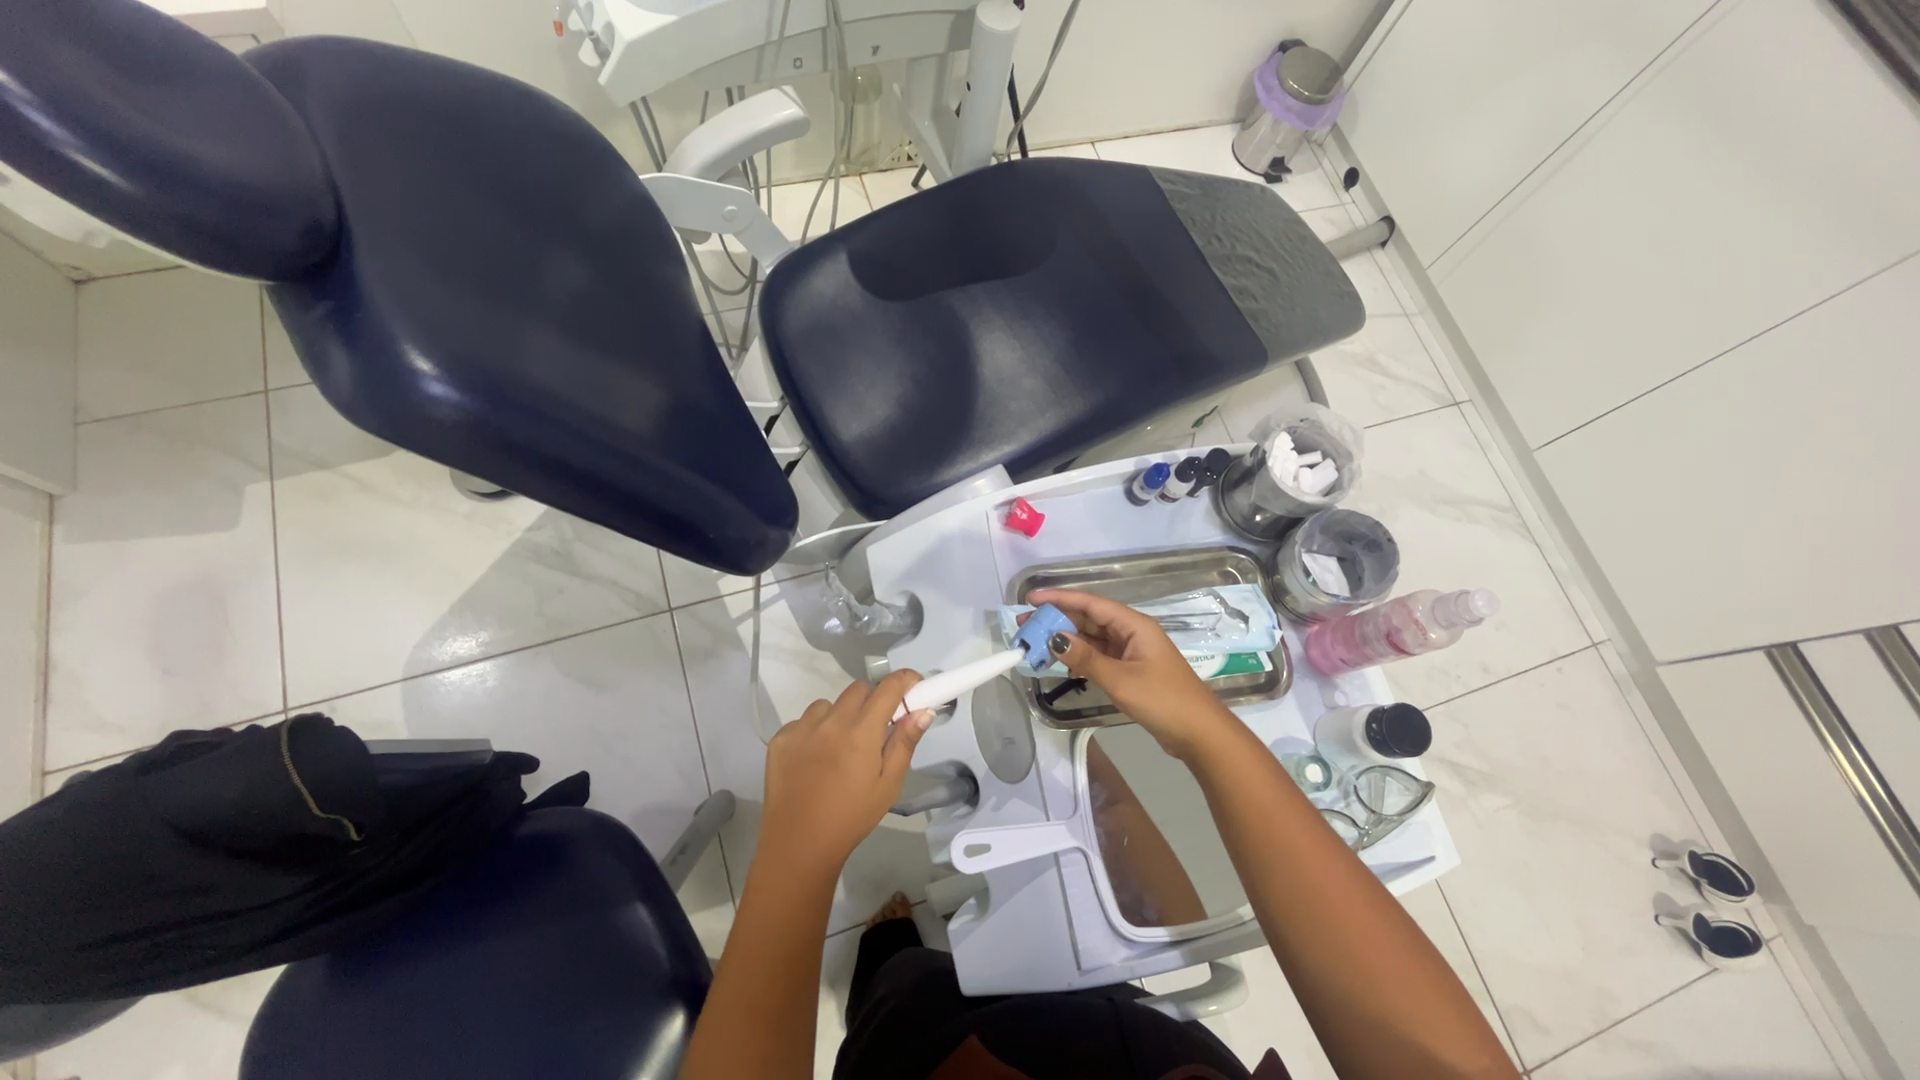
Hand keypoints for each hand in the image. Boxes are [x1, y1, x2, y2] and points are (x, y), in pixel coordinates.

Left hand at [759, 671, 933, 873]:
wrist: (799, 844)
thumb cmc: (852, 817)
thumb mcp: (888, 784)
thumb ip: (905, 743)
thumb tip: (923, 710)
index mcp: (861, 732)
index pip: (888, 687)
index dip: (906, 680)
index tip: (914, 686)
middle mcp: (831, 721)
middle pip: (858, 689)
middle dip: (873, 701)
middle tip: (876, 730)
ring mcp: (801, 728)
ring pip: (829, 705)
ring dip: (841, 716)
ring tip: (840, 750)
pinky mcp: (780, 739)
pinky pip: (804, 721)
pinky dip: (815, 731)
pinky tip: (815, 761)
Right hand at [1028, 588, 1241, 760]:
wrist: (1198, 733)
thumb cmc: (1163, 700)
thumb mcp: (1120, 679)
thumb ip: (1085, 657)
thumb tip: (1053, 638)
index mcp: (1134, 625)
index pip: (1091, 603)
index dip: (1060, 598)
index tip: (1031, 599)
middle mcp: (1132, 633)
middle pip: (1089, 619)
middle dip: (1057, 620)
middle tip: (1025, 626)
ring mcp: (1132, 652)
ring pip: (1092, 638)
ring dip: (1066, 641)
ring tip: (1036, 645)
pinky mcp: (1131, 671)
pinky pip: (1099, 656)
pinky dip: (1079, 658)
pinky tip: (1062, 666)